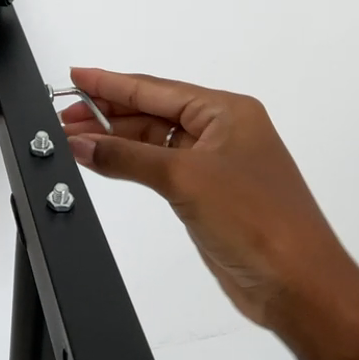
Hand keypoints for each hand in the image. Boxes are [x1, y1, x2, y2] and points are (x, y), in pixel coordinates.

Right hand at [58, 68, 358, 331]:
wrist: (295, 283)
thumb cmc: (262, 222)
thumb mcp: (184, 178)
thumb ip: (125, 157)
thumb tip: (82, 144)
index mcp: (227, 112)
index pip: (155, 89)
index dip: (111, 83)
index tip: (76, 76)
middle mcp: (221, 132)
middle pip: (150, 112)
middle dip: (105, 113)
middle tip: (63, 115)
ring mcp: (212, 164)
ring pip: (150, 140)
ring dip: (112, 140)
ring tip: (72, 138)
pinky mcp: (204, 193)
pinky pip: (155, 167)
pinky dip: (126, 163)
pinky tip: (100, 162)